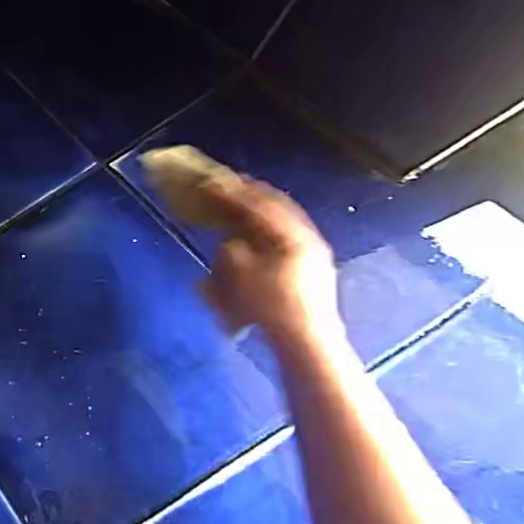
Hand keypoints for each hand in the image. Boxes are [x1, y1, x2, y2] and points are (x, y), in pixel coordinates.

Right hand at [197, 175, 340, 349]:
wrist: (307, 342)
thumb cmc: (270, 306)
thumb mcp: (239, 275)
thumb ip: (231, 251)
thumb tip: (229, 242)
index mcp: (291, 235)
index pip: (258, 204)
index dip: (231, 192)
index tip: (210, 181)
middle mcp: (306, 239)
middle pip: (276, 208)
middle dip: (250, 196)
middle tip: (227, 186)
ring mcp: (313, 255)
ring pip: (283, 223)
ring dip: (259, 213)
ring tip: (239, 207)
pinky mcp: (311, 272)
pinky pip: (285, 240)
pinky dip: (266, 232)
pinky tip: (253, 240)